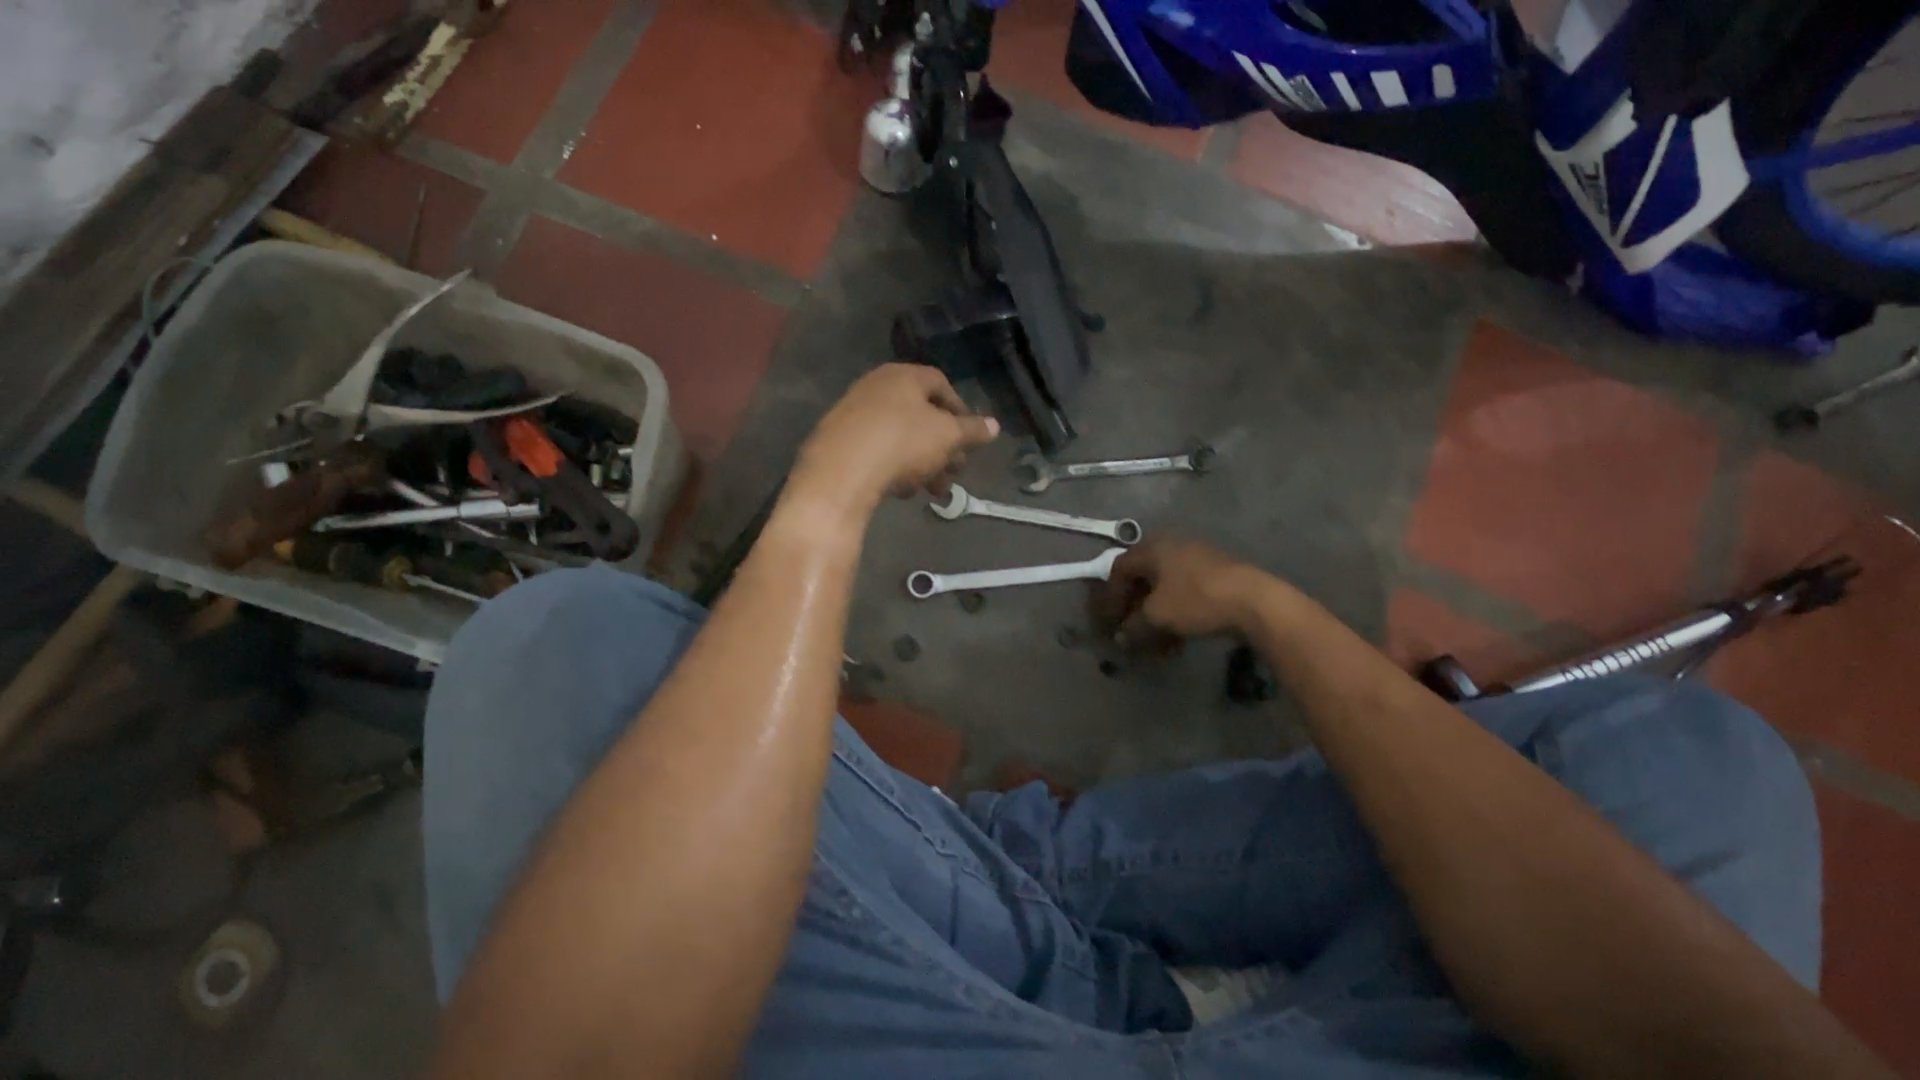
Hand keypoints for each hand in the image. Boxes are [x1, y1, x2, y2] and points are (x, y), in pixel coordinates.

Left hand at [792, 364, 998, 512]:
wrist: (840, 471)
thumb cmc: (903, 443)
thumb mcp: (948, 437)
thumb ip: (972, 430)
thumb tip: (994, 425)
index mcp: (903, 375)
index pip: (941, 384)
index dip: (960, 411)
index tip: (968, 439)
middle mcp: (876, 385)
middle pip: (920, 414)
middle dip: (942, 447)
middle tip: (954, 474)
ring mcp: (853, 412)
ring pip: (899, 435)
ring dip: (921, 462)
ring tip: (930, 491)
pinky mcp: (837, 439)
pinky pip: (875, 449)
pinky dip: (893, 466)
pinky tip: (900, 491)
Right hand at [1102, 538, 1271, 640]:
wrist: (1254, 601)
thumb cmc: (1195, 600)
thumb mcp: (1156, 616)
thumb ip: (1133, 626)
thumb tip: (1122, 637)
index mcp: (1152, 548)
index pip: (1118, 570)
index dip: (1109, 599)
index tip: (1109, 624)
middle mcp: (1172, 546)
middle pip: (1142, 580)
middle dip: (1134, 611)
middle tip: (1130, 634)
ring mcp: (1197, 559)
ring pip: (1165, 590)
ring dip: (1156, 618)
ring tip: (1157, 645)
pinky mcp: (1216, 575)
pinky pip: (1185, 594)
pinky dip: (1175, 615)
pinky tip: (1178, 641)